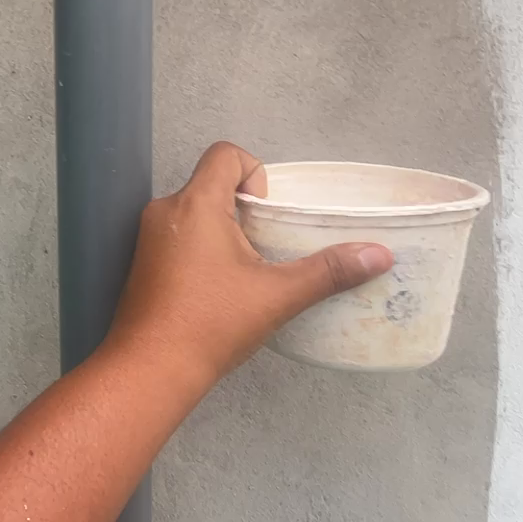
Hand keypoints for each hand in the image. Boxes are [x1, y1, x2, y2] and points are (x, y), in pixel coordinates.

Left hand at [104, 142, 392, 385]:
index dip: (255, 171)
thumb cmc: (211, 323)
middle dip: (244, 207)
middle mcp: (165, 210)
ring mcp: (148, 237)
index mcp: (194, 204)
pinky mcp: (143, 261)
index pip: (225, 154)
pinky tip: (218, 287)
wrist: (150, 366)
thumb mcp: (277, 295)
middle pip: (210, 184)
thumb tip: (379, 254)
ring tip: (247, 269)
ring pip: (193, 213)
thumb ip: (328, 271)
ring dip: (224, 229)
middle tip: (266, 245)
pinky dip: (201, 248)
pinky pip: (177, 236)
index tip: (268, 212)